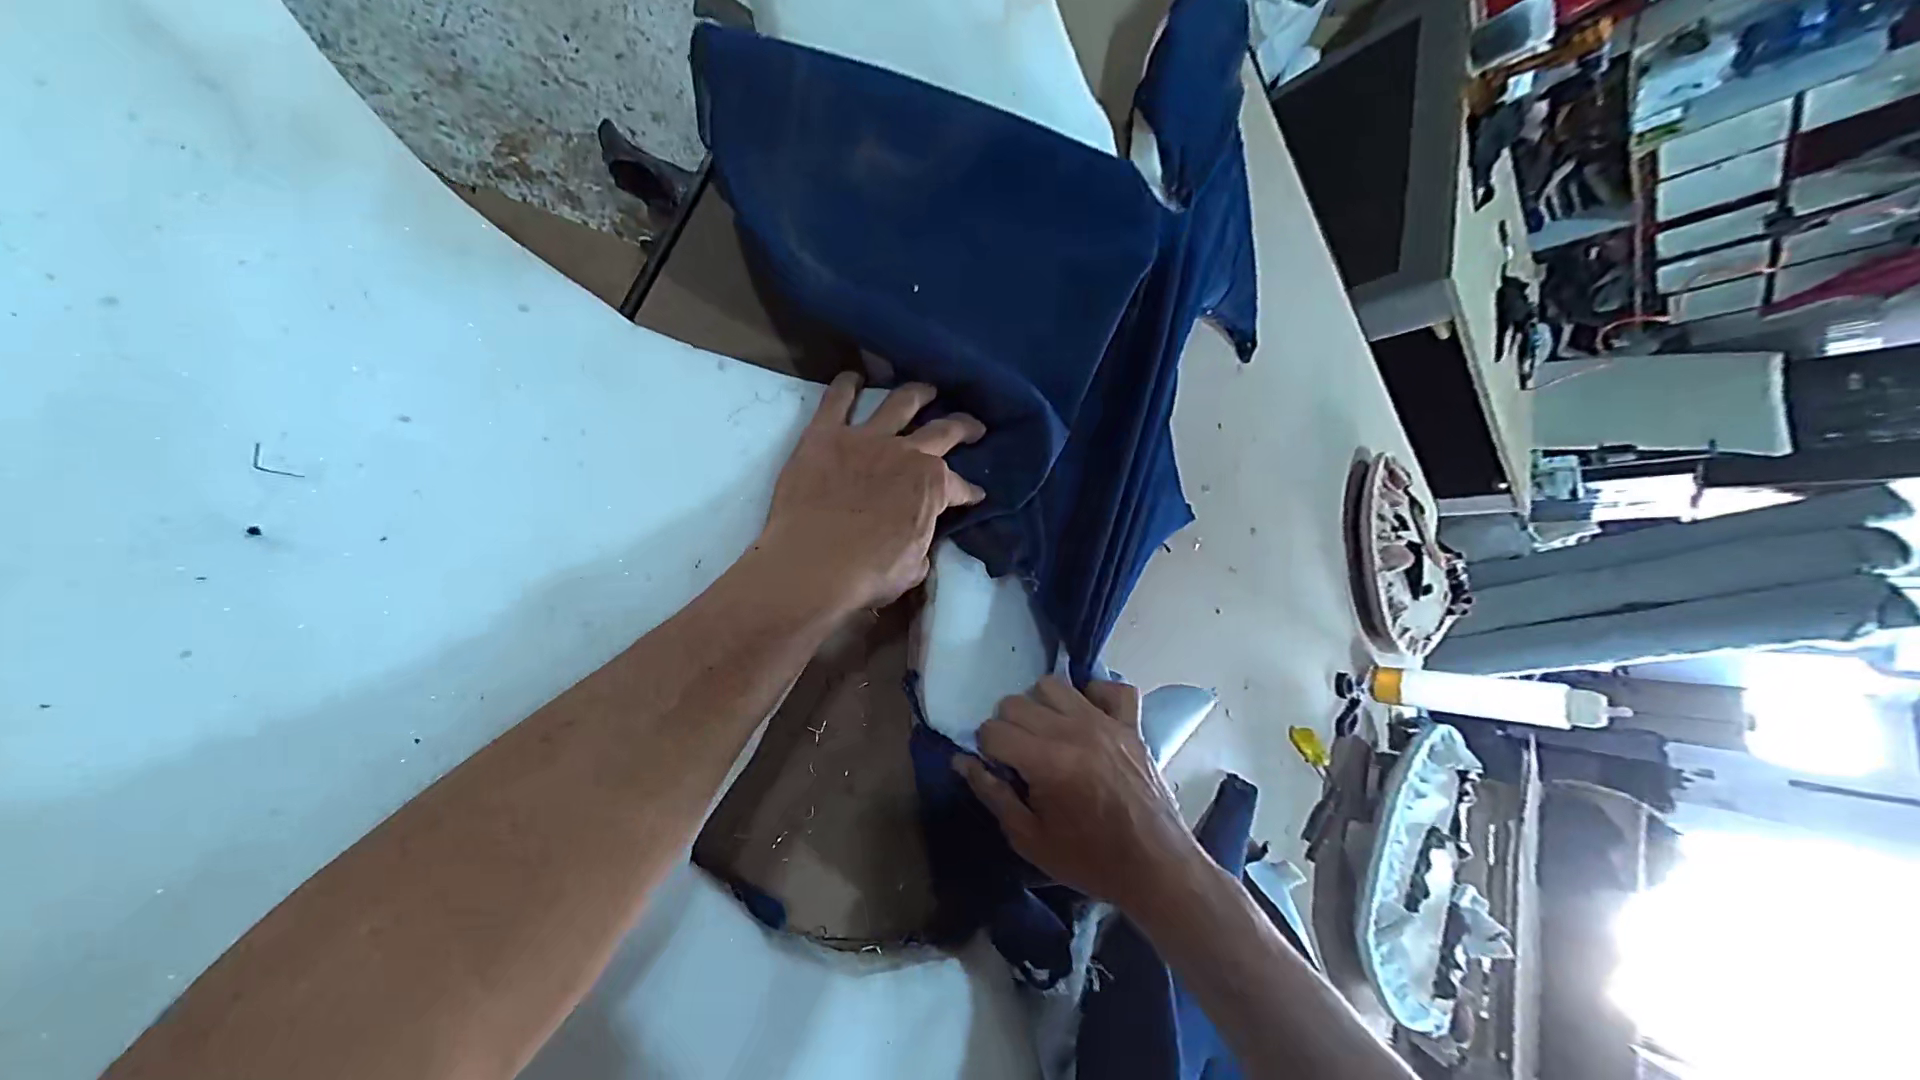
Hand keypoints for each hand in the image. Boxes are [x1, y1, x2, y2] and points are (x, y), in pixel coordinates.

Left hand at [756, 372, 985, 615]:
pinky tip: (853, 378)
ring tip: (927, 389)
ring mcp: (866, 438)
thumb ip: (920, 540)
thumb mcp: (914, 566)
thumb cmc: (868, 574)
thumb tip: (917, 535)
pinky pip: (838, 399)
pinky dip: (847, 385)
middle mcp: (906, 452)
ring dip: (917, 393)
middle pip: (943, 431)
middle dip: (964, 428)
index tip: (974, 496)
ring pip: (899, 402)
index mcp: (932, 485)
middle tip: (973, 427)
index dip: (969, 492)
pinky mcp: (825, 434)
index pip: (960, 486)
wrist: (813, 565)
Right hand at [955, 676, 1207, 911]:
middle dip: (1007, 727)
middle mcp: (1074, 731)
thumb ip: (992, 794)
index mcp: (1047, 761)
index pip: (992, 729)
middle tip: (1019, 757)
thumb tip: (962, 761)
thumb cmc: (1088, 860)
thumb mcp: (1029, 838)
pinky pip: (1112, 689)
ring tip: (1048, 735)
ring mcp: (1106, 723)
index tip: (999, 770)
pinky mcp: (1132, 725)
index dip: (987, 749)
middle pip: (1016, 702)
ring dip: (1042, 706)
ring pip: (1054, 684)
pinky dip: (1096, 696)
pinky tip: (1087, 718)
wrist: (1154, 868)